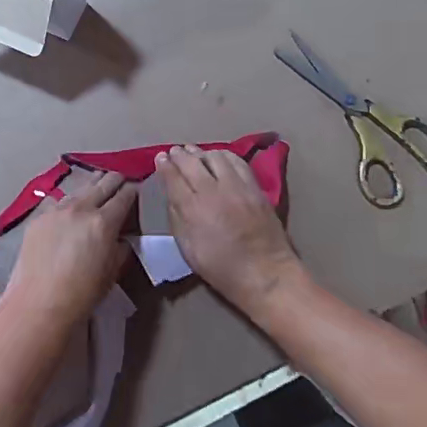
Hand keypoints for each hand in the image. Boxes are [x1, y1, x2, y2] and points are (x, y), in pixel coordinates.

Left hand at [0, 170, 136, 327]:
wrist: (38, 303)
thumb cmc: (82, 294)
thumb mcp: (112, 272)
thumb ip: (120, 248)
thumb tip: (121, 237)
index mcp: (103, 222)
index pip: (124, 196)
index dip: (133, 191)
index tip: (136, 190)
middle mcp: (81, 208)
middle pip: (103, 182)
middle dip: (115, 180)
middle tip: (121, 182)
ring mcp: (57, 209)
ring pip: (80, 188)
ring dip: (92, 187)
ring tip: (97, 188)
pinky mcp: (39, 217)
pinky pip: (58, 201)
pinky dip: (70, 202)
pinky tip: (70, 208)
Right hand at [156, 145, 305, 316]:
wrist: (266, 274)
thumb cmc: (222, 268)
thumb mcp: (188, 250)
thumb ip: (177, 219)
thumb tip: (172, 196)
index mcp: (193, 209)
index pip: (173, 178)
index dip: (164, 165)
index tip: (160, 158)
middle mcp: (214, 192)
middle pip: (192, 162)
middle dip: (179, 155)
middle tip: (174, 152)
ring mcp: (237, 187)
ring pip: (215, 157)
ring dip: (201, 153)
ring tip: (195, 154)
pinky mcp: (255, 187)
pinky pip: (237, 162)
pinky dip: (224, 156)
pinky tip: (219, 158)